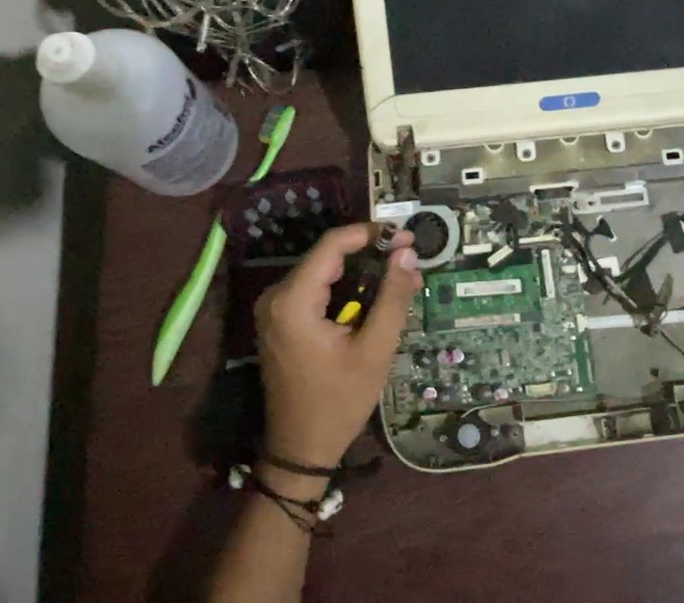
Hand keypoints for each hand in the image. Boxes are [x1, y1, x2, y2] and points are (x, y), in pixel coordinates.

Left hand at [254, 223, 422, 472]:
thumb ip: (392, 298)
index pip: (332, 245)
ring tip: (400, 280)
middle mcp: (276, 296)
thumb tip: (407, 254)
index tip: (406, 237)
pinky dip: (345, 289)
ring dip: (361, 272)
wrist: (300, 449)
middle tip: (409, 260)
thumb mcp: (374, 350)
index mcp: (293, 300)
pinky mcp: (280, 321)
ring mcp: (274, 309)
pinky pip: (315, 290)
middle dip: (370, 254)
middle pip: (327, 256)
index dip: (371, 234)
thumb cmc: (338, 402)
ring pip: (324, 272)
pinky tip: (376, 298)